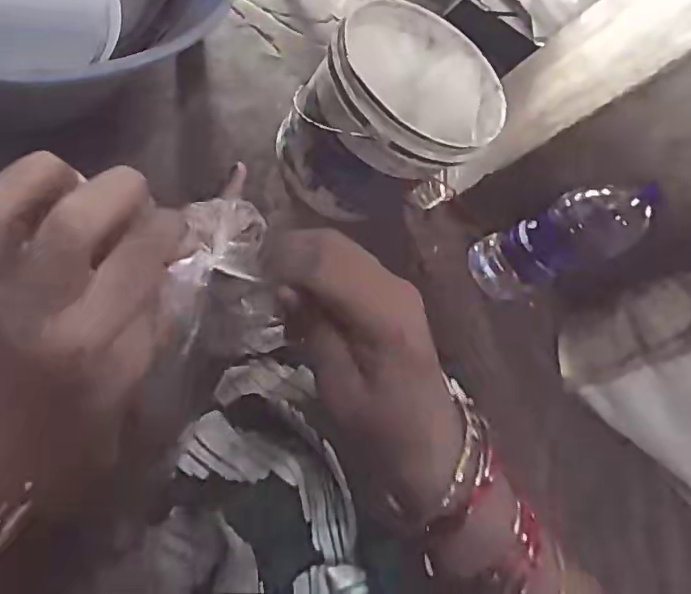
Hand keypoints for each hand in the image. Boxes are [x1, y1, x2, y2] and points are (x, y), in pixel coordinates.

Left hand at [0, 154, 186, 508]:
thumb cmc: (64, 426)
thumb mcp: (130, 382)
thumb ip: (159, 309)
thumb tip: (177, 244)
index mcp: (87, 336)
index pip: (142, 248)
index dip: (167, 225)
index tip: (170, 228)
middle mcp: (33, 302)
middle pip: (76, 214)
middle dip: (122, 188)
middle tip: (128, 204)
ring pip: (5, 200)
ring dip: (51, 177)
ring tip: (71, 192)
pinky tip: (12, 211)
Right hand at [267, 227, 464, 519]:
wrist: (436, 445)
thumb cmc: (383, 429)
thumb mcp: (339, 391)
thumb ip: (314, 331)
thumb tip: (284, 289)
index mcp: (385, 314)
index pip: (326, 264)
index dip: (285, 261)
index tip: (253, 274)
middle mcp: (393, 285)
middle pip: (331, 244)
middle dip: (288, 249)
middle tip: (256, 271)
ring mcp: (394, 281)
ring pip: (336, 244)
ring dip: (300, 253)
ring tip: (272, 278)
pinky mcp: (389, 286)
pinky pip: (344, 258)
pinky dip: (315, 262)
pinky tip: (298, 286)